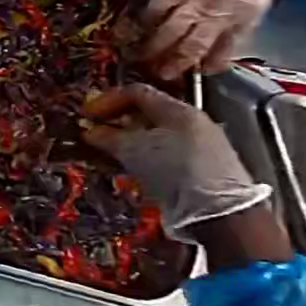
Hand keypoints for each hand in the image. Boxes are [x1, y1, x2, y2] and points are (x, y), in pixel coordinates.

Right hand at [83, 83, 271, 237]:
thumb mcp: (133, 150)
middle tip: (95, 131)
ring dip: (128, 139)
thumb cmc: (174, 170)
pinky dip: (144, 154)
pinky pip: (166, 151)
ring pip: (156, 133)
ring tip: (110, 151)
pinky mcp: (203, 166)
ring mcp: (201, 144)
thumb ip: (108, 136)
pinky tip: (134, 166)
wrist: (219, 212)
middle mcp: (192, 122)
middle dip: (117, 120)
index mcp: (178, 110)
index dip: (106, 100)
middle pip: (146, 112)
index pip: (136, 92)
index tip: (86, 114)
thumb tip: (90, 131)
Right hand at [141, 0, 288, 78]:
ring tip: (142, 56)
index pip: (222, 52)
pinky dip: (146, 21)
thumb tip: (214, 41)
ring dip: (154, 47)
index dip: (206, 66)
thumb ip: (236, 20)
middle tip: (159, 73)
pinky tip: (139, 26)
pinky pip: (156, 10)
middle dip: (173, 64)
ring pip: (170, 33)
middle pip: (191, 48)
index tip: (193, 73)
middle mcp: (220, 12)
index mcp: (244, 18)